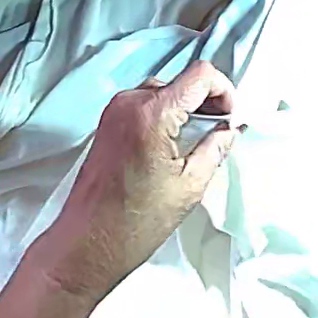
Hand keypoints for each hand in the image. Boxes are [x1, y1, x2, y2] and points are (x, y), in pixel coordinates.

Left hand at [26, 61, 240, 302]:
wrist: (88, 243)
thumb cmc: (132, 223)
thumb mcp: (189, 185)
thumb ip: (216, 148)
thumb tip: (229, 130)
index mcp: (152, 114)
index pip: (200, 74)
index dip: (223, 89)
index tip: (230, 113)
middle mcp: (130, 103)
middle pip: (182, 81)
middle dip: (206, 101)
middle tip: (221, 129)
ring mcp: (115, 110)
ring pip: (165, 91)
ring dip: (186, 108)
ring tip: (199, 139)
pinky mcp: (108, 121)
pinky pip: (145, 103)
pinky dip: (166, 114)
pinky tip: (175, 142)